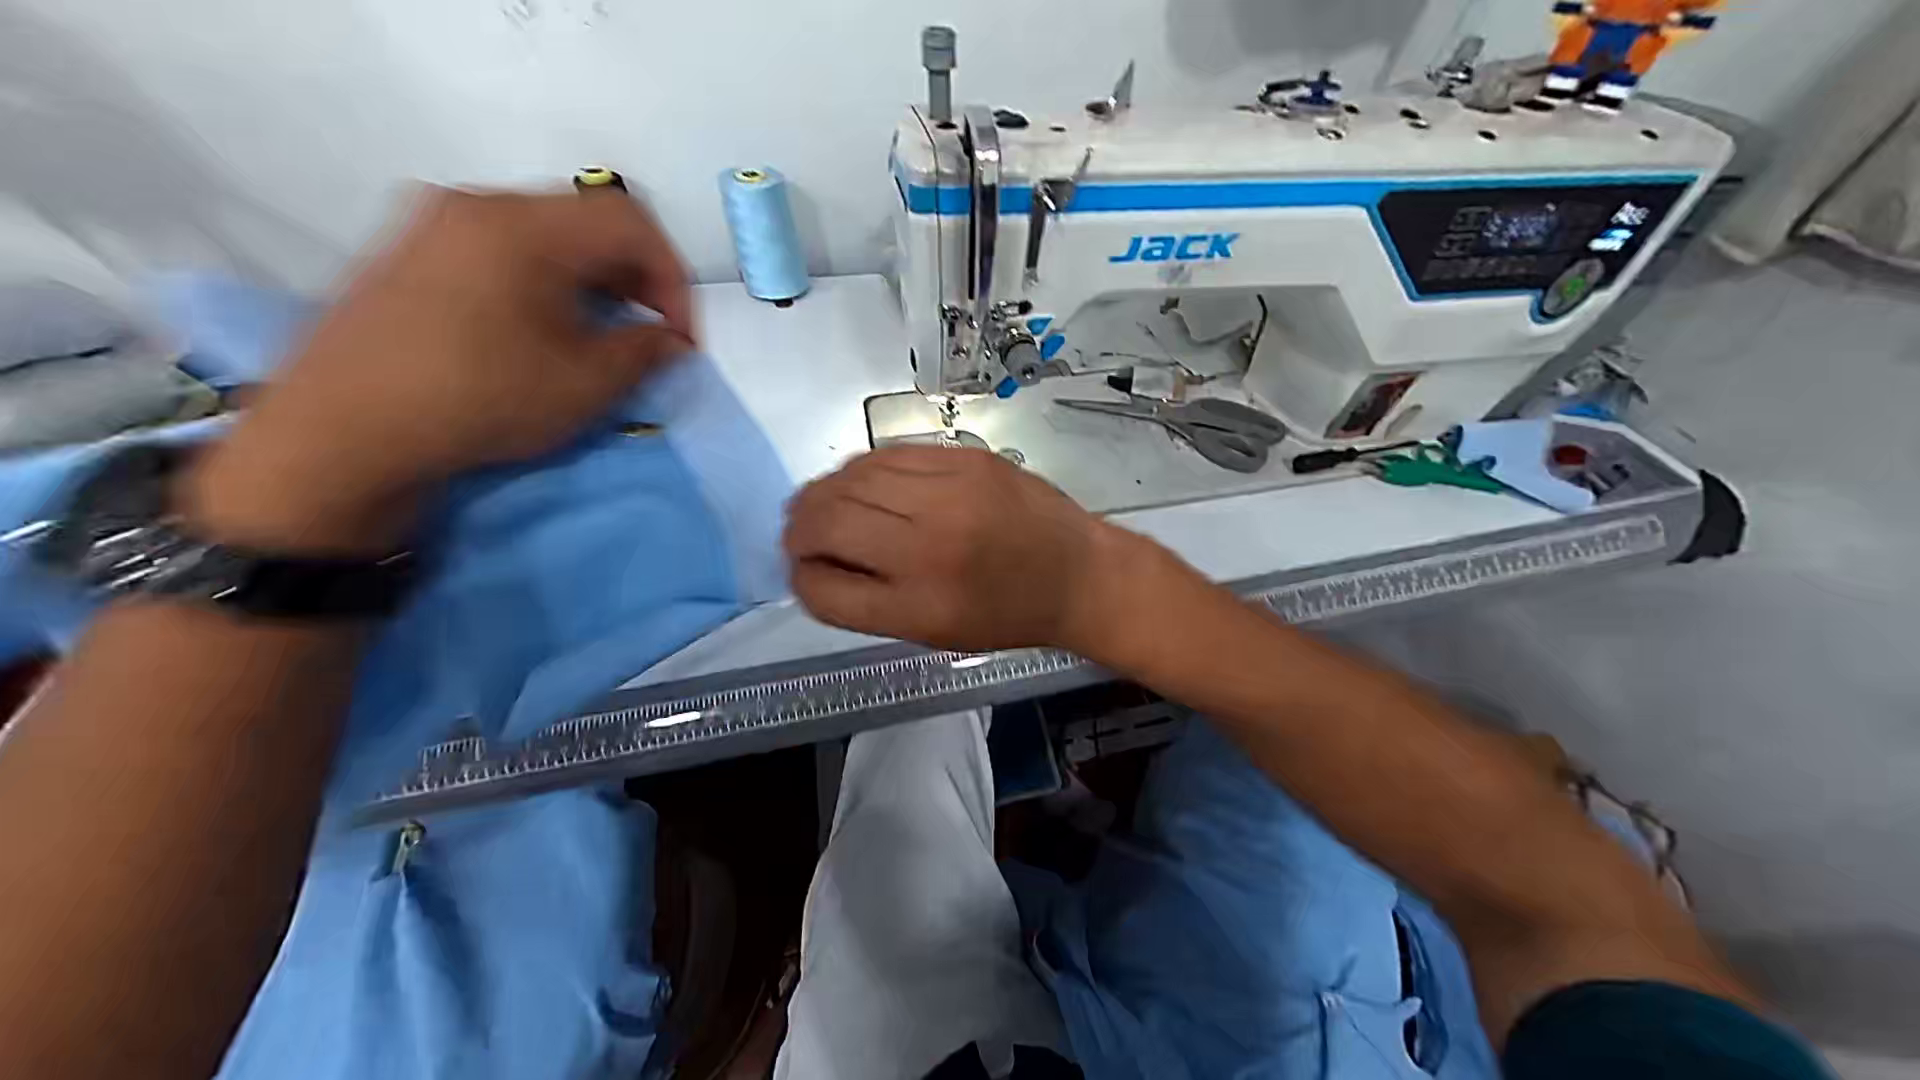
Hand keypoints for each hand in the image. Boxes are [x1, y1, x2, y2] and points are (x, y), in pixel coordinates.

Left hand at [186, 186, 694, 553]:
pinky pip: (503, 249)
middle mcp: (476, 204)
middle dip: (637, 280)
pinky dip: (548, 281)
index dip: (674, 280)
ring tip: (604, 336)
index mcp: (523, 225)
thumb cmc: (480, 400)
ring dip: (594, 282)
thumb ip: (645, 351)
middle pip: (587, 222)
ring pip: (546, 235)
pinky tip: (548, 328)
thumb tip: (672, 340)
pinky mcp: (411, 253)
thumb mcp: (585, 384)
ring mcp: (435, 224)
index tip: (682, 338)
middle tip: (651, 336)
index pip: (631, 223)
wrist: (343, 434)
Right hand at [783, 445, 1160, 654]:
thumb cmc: (1005, 615)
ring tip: (827, 505)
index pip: (823, 588)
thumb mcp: (932, 630)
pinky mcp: (965, 458)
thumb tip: (812, 565)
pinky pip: (888, 454)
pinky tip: (866, 483)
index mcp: (918, 606)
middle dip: (799, 528)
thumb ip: (865, 602)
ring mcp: (948, 492)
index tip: (805, 569)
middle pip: (826, 521)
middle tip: (802, 533)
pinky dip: (863, 470)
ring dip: (824, 492)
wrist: (1078, 574)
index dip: (801, 577)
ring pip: (850, 479)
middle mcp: (927, 546)